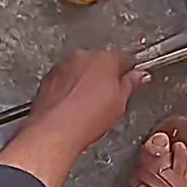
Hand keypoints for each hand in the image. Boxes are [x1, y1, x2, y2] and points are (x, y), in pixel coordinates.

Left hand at [0, 50, 148, 186]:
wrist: (54, 130)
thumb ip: (130, 84)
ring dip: (86, 81)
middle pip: (100, 61)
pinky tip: (74, 106)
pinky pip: (65, 78)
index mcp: (105, 59)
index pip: (124, 58)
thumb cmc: (85, 118)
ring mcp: (63, 66)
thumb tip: (137, 76)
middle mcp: (82, 57)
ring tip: (89, 105)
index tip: (132, 79)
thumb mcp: (120, 103)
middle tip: (110, 97)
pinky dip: (70, 88)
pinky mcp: (49, 78)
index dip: (130, 70)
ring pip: (81, 69)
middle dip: (106, 76)